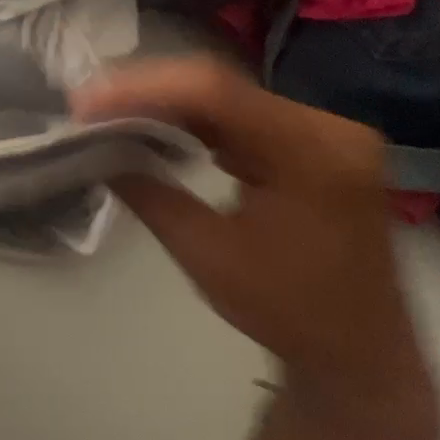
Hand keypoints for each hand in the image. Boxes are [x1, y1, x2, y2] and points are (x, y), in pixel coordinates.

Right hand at [70, 58, 433, 417]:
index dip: (138, 90)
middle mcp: (328, 130)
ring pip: (223, 97)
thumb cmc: (285, 307)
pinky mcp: (312, 148)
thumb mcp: (201, 249)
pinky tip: (148, 128)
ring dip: (160, 104)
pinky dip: (187, 120)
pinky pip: (237, 117)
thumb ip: (145, 189)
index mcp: (313, 152)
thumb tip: (91, 147)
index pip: (213, 94)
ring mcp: (324, 137)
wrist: (358, 353)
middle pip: (217, 87)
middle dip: (143, 92)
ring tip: (103, 115)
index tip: (81, 105)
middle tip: (83, 107)